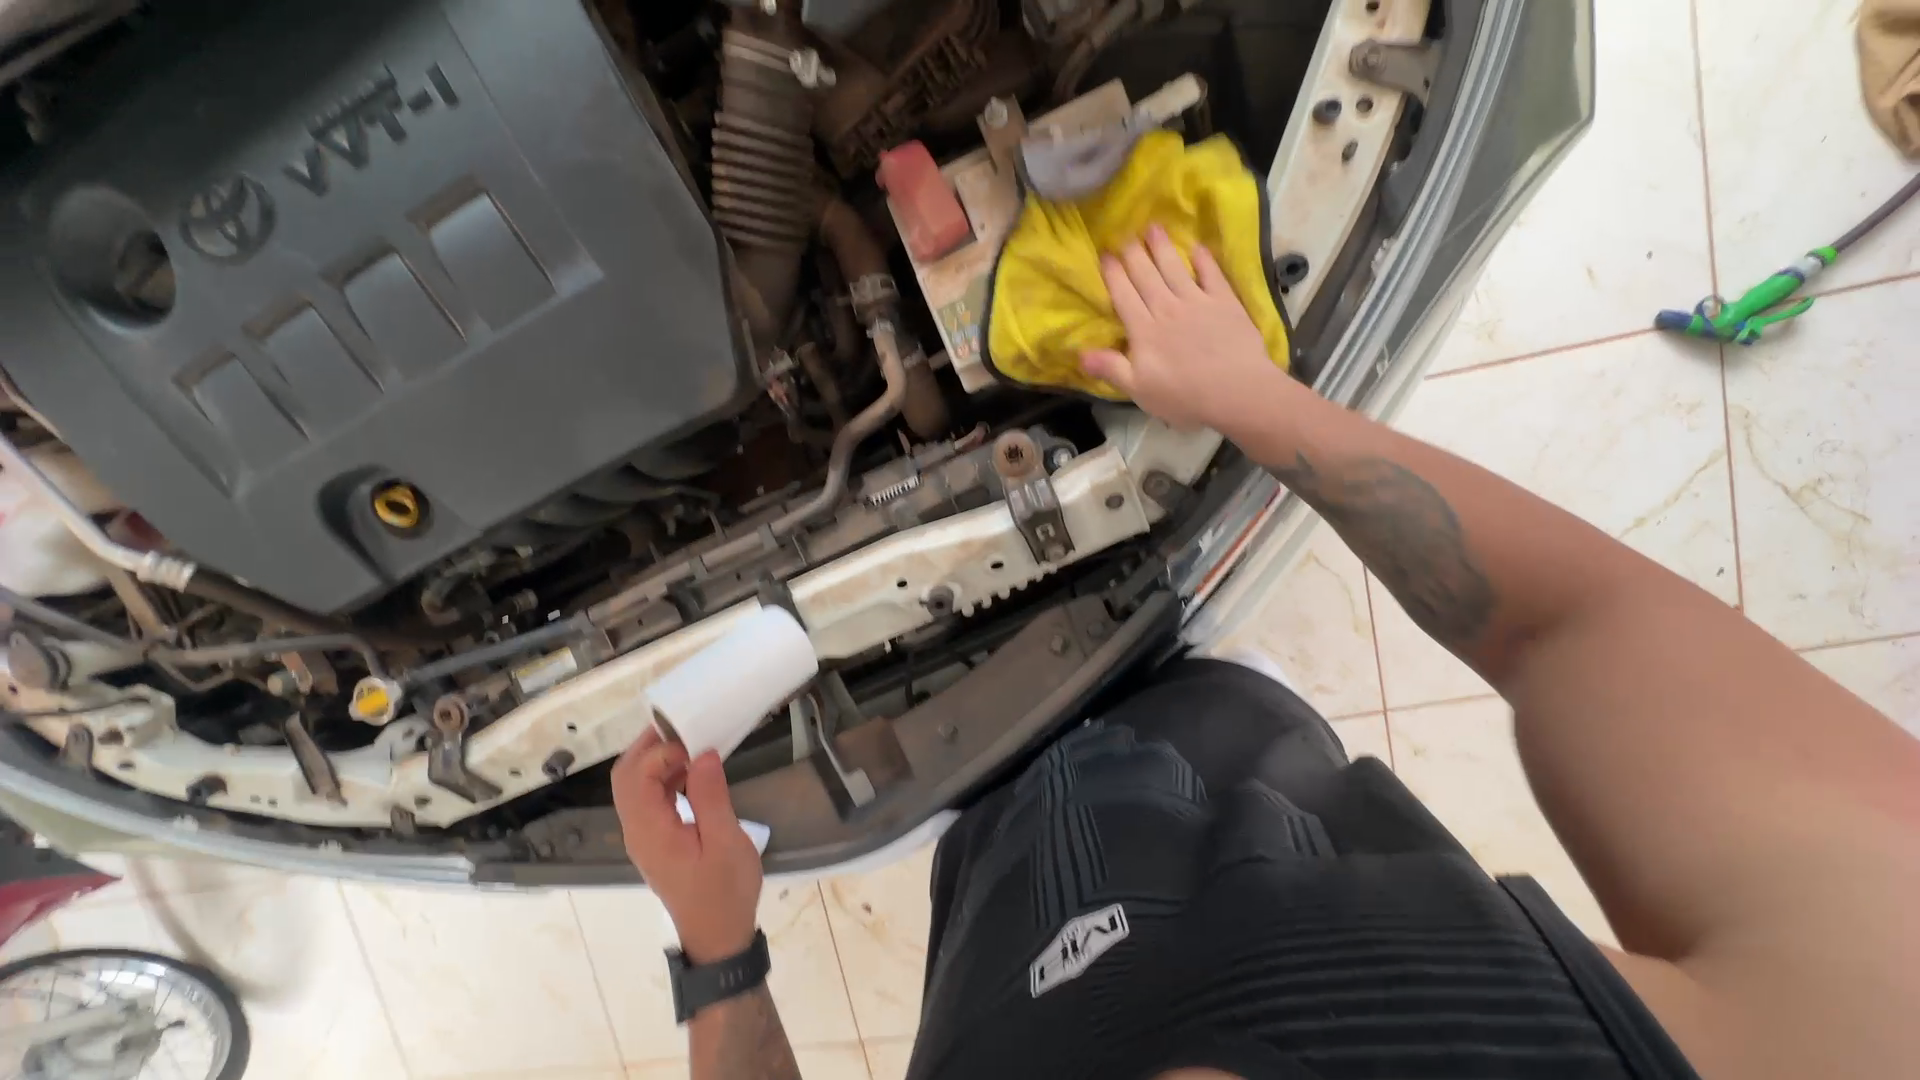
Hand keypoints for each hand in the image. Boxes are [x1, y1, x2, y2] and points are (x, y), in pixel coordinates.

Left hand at [612, 730, 762, 963]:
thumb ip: (711, 796)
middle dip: (649, 747)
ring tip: (692, 743)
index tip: (695, 740)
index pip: (635, 777)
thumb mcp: (726, 842)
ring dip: (657, 761)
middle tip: (685, 727)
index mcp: (650, 831)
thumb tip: (703, 754)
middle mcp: (637, 831)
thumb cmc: (725, 891)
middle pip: (626, 778)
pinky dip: (665, 778)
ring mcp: (645, 837)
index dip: (659, 751)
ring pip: (635, 787)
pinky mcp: (657, 841)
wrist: (718, 938)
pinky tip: (693, 772)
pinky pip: (650, 800)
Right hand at [1080, 225, 1290, 432]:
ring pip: (1175, 269)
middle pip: (1146, 276)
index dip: (1113, 274)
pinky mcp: (1225, 303)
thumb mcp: (1140, 390)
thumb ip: (1111, 368)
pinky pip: (1212, 275)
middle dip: (1134, 254)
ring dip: (1163, 248)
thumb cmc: (1183, 396)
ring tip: (1153, 228)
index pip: (1124, 296)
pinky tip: (1197, 248)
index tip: (1105, 254)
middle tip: (1125, 234)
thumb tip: (1079, 353)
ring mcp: (1198, 302)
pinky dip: (1204, 261)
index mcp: (1144, 330)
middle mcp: (1167, 309)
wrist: (1236, 391)